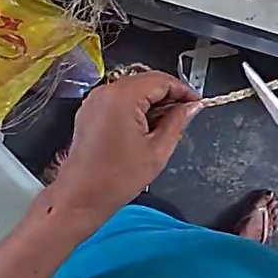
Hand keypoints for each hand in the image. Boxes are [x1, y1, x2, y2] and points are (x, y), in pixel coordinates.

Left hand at [46, 70, 200, 218]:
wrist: (81, 197)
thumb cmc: (115, 178)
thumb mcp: (158, 150)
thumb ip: (177, 122)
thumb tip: (191, 107)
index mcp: (123, 97)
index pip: (161, 80)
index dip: (183, 90)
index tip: (196, 103)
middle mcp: (106, 92)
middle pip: (146, 80)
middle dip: (169, 95)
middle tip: (186, 113)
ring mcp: (95, 101)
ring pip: (133, 89)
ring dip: (153, 101)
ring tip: (168, 124)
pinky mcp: (90, 111)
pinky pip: (119, 99)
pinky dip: (136, 107)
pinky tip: (147, 127)